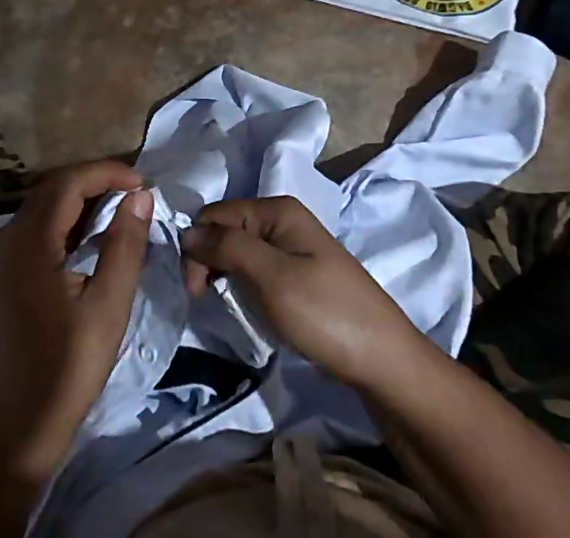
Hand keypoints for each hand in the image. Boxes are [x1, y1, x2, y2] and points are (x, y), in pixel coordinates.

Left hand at [0, 160, 153, 480]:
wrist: (20, 420)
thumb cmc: (68, 364)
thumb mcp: (109, 303)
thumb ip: (125, 244)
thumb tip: (141, 196)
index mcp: (27, 244)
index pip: (67, 183)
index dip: (107, 173)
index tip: (144, 183)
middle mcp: (5, 239)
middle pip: (52, 189)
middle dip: (96, 182)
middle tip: (138, 193)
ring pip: (44, 206)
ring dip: (84, 199)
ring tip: (124, 208)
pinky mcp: (3, 270)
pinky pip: (37, 227)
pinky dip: (69, 220)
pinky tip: (96, 234)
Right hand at [182, 195, 428, 390]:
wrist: (382, 359)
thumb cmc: (326, 314)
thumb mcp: (272, 277)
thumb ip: (228, 247)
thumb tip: (187, 231)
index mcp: (278, 210)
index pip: (215, 214)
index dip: (197, 246)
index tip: (196, 290)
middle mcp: (282, 220)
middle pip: (225, 229)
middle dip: (207, 259)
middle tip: (206, 300)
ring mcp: (291, 246)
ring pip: (238, 250)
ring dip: (223, 273)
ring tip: (223, 304)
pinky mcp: (296, 273)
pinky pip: (255, 268)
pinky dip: (242, 284)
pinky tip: (244, 304)